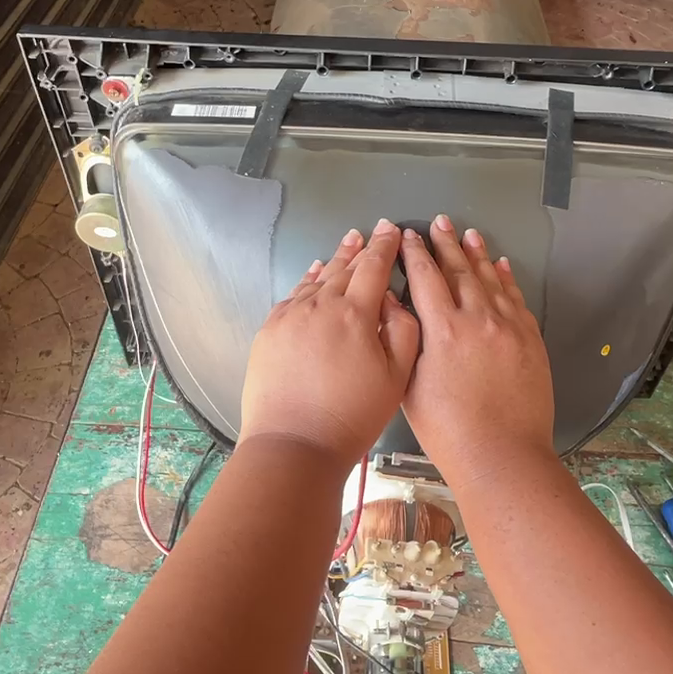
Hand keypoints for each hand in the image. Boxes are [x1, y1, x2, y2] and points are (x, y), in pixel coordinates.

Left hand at [240, 219, 421, 463]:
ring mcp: (290, 315)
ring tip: (347, 245)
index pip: (374, 268)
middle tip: (371, 233)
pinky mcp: (269, 330)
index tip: (392, 230)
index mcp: (355, 314)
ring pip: (317, 279)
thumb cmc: (353, 415)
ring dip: (334, 261)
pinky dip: (307, 280)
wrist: (294, 443)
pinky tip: (313, 273)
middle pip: (343, 268)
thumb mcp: (396, 378)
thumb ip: (403, 331)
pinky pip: (293, 295)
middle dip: (361, 249)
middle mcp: (320, 305)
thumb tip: (393, 299)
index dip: (385, 247)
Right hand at [400, 214, 554, 478]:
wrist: (503, 455)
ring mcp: (508, 327)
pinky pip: (516, 299)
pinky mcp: (530, 339)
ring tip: (469, 233)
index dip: (415, 254)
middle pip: (459, 271)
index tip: (408, 236)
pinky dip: (507, 279)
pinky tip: (501, 264)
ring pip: (490, 280)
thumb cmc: (446, 429)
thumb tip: (396, 307)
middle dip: (446, 244)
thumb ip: (404, 342)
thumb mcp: (409, 387)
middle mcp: (477, 318)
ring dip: (477, 254)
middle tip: (439, 222)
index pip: (426, 278)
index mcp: (442, 329)